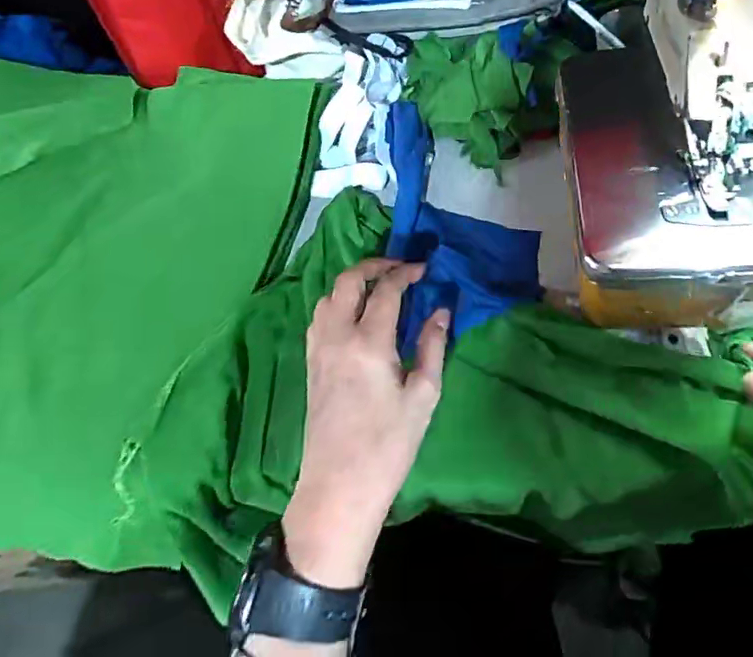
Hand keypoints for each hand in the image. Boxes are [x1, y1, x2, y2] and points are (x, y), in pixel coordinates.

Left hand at [281, 259, 447, 589]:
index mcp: (368, 343)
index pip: (386, 290)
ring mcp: (318, 351)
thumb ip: (433, 346)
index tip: (425, 269)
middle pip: (348, 281)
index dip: (406, 273)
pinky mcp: (310, 365)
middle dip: (374, 265)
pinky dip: (338, 303)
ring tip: (380, 288)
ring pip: (329, 296)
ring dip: (354, 283)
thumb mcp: (424, 395)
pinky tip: (356, 316)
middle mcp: (337, 338)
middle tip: (400, 268)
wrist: (339, 488)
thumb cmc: (389, 444)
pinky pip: (320, 318)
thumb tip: (441, 311)